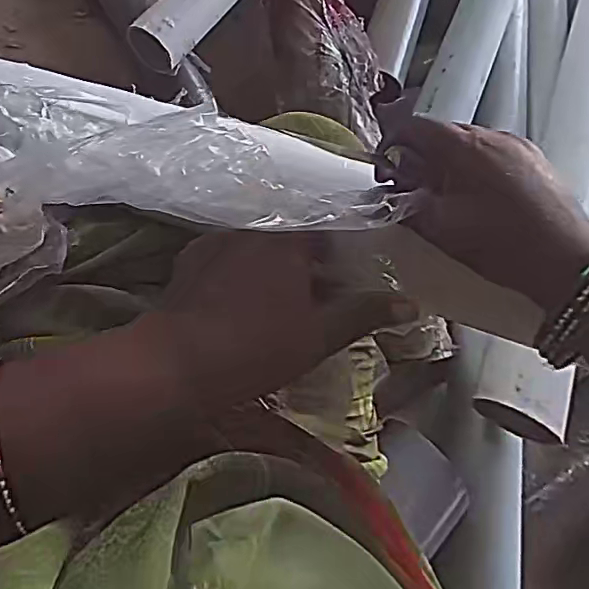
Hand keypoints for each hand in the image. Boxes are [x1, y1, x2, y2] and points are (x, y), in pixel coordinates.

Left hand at [132, 232, 416, 412]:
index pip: (326, 228)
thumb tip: (409, 303)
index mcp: (288, 238)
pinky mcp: (191, 256)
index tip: (349, 274)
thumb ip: (363, 313)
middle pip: (290, 235)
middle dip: (307, 260)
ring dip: (273, 264)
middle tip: (319, 293)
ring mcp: (218, 239)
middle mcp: (252, 228)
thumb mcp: (319, 335)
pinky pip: (227, 254)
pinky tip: (239, 299)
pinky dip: (240, 269)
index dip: (341, 251)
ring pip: (258, 244)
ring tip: (279, 299)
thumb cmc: (257, 347)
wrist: (179, 360)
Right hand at [379, 116, 588, 312]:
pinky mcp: (537, 163)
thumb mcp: (439, 228)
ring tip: (449, 200)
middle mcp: (493, 136)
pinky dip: (479, 171)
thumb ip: (406, 202)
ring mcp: (519, 147)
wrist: (570, 267)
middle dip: (422, 158)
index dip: (394, 146)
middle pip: (443, 134)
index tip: (389, 171)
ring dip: (452, 165)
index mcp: (464, 145)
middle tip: (415, 191)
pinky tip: (481, 202)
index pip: (415, 127)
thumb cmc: (503, 246)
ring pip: (471, 146)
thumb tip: (392, 192)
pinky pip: (496, 156)